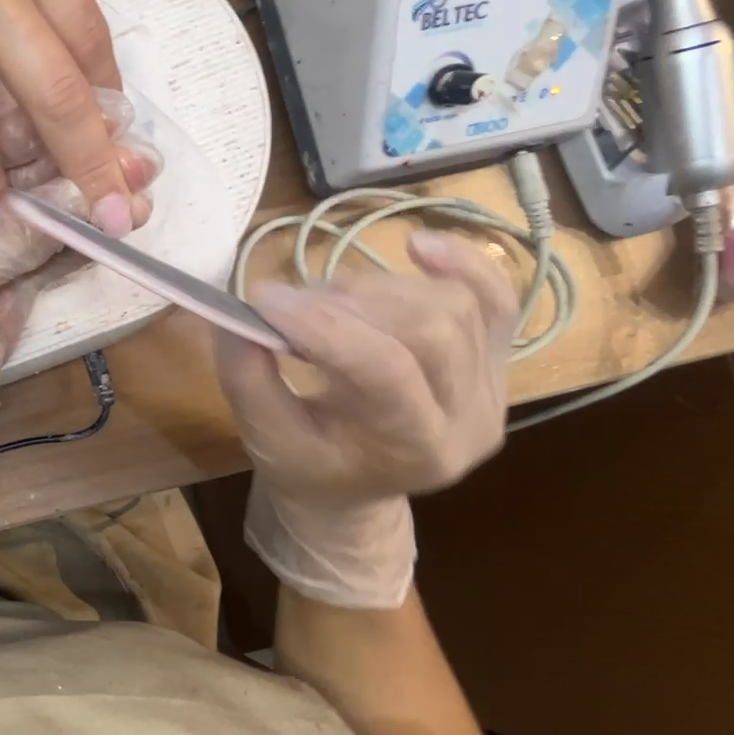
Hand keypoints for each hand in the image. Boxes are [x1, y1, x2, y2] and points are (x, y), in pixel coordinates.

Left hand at [0, 155, 146, 556]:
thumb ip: (14, 232)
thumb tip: (83, 190)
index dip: (41, 121)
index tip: (98, 111)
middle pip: (27, 173)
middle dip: (80, 160)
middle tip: (140, 154)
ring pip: (49, 213)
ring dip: (93, 199)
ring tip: (146, 185)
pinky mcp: (13, 287)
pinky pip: (55, 254)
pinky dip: (88, 240)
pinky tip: (124, 223)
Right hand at [213, 231, 519, 606]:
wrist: (349, 489)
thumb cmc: (302, 464)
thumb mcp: (261, 435)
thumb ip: (247, 378)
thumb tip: (236, 315)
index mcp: (413, 450)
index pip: (384, 370)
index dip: (322, 324)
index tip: (262, 298)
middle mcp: (470, 419)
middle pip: (427, 328)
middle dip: (347, 302)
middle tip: (290, 302)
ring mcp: (494, 386)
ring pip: (452, 304)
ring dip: (376, 286)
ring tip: (323, 298)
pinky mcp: (497, 357)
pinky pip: (496, 298)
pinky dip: (460, 263)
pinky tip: (417, 245)